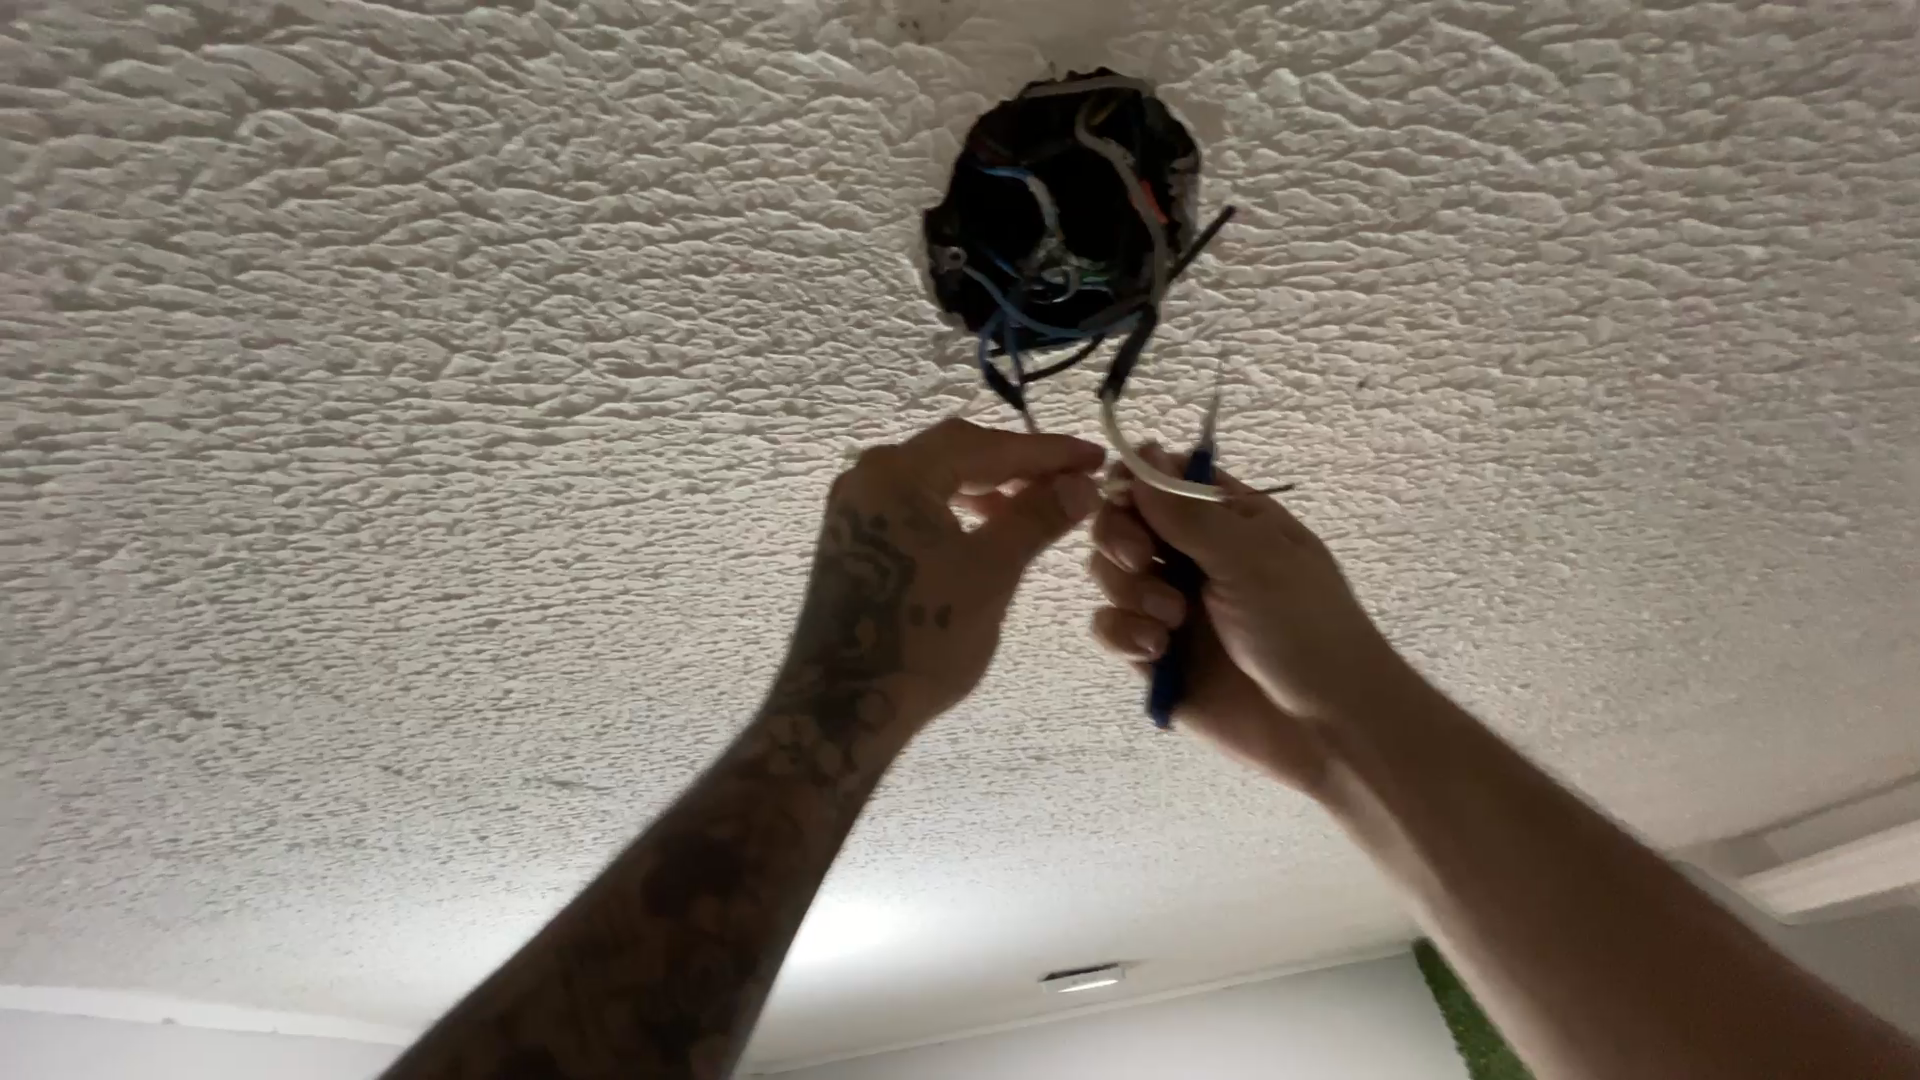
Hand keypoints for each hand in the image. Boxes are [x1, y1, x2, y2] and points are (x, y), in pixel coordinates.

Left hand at [784, 418, 1103, 728]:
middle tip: (1071, 479)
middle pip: (957, 451)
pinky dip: (956, 507)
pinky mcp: (852, 538)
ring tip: (1034, 504)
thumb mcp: (992, 572)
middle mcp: (868, 476)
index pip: (986, 446)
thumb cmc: (924, 637)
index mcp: (897, 472)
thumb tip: (1082, 484)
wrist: (845, 706)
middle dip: (1017, 464)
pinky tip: (984, 526)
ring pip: (935, 477)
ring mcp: (855, 508)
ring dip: (987, 485)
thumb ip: (1036, 517)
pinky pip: (915, 503)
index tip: (1095, 459)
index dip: (1048, 452)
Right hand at [1086, 449, 1407, 789]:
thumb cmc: (1306, 629)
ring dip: (1130, 592)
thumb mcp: (1252, 558)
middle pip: (1120, 523)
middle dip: (1119, 538)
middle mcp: (1189, 557)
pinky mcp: (1149, 653)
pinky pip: (1107, 627)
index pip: (1160, 481)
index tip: (1126, 497)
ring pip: (1107, 575)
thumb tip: (1143, 450)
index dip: (1133, 482)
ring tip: (1173, 620)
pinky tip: (1155, 651)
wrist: (1325, 730)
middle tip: (1140, 559)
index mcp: (1224, 521)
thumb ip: (1187, 513)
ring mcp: (1166, 605)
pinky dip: (1122, 634)